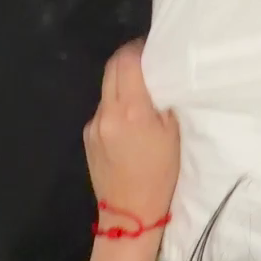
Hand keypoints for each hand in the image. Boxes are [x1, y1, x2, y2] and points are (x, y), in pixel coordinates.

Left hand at [84, 40, 180, 235]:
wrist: (131, 213)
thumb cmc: (161, 171)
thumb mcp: (173, 130)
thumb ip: (162, 96)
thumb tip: (158, 71)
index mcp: (132, 109)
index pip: (128, 59)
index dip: (140, 47)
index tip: (153, 47)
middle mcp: (108, 111)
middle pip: (112, 66)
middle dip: (128, 56)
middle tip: (146, 59)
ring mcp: (94, 123)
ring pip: (106, 86)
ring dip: (121, 80)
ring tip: (140, 91)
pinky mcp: (87, 134)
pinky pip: (102, 107)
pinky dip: (115, 103)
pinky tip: (127, 120)